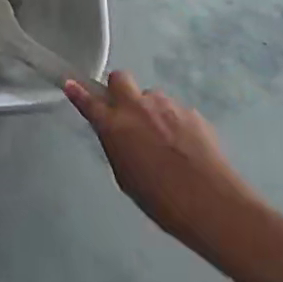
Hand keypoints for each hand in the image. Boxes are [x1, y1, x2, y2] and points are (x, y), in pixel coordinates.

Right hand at [66, 72, 259, 240]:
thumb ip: (116, 146)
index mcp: (115, 125)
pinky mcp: (191, 111)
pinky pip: (175, 111)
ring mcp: (166, 106)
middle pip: (120, 78)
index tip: (71, 83)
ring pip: (151, 96)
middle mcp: (137, 108)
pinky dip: (174, 123)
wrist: (211, 203)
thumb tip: (117, 134)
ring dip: (151, 110)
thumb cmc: (161, 200)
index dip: (78, 92)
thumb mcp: (125, 177)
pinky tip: (185, 148)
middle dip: (119, 90)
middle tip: (126, 112)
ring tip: (164, 141)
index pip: (89, 101)